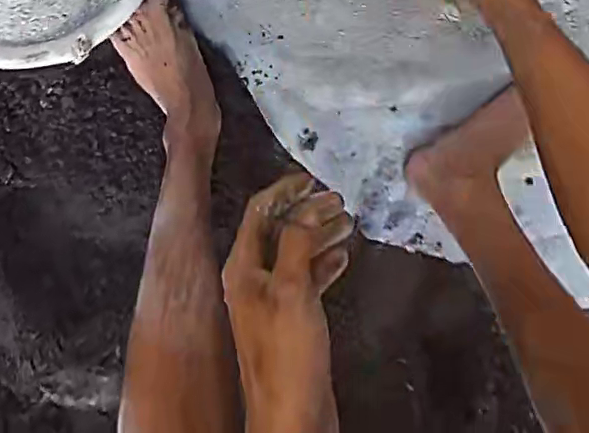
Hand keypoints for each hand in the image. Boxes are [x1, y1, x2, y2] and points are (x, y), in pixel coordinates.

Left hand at [222, 174, 353, 432]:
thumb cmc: (287, 357)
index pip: (259, 211)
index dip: (285, 190)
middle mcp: (252, 278)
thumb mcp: (293, 289)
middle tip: (336, 199)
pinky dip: (323, 263)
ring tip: (346, 222)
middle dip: (307, 211)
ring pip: (295, 252)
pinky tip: (342, 256)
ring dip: (319, 234)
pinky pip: (305, 278)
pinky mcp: (289, 319)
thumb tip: (307, 208)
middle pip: (278, 229)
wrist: (293, 421)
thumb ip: (298, 243)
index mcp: (242, 266)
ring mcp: (270, 299)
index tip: (312, 180)